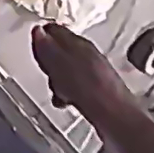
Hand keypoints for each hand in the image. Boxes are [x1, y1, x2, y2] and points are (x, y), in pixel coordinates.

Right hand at [32, 23, 153, 142]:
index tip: (35, 51)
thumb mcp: (61, 66)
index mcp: (80, 44)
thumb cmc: (90, 91)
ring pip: (66, 70)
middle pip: (60, 51)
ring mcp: (95, 73)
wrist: (119, 122)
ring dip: (57, 80)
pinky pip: (75, 86)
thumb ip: (48, 48)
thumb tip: (37, 30)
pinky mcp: (98, 92)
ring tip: (58, 92)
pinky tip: (67, 102)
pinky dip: (68, 92)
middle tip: (47, 74)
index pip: (55, 30)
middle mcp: (88, 55)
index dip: (41, 38)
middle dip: (49, 62)